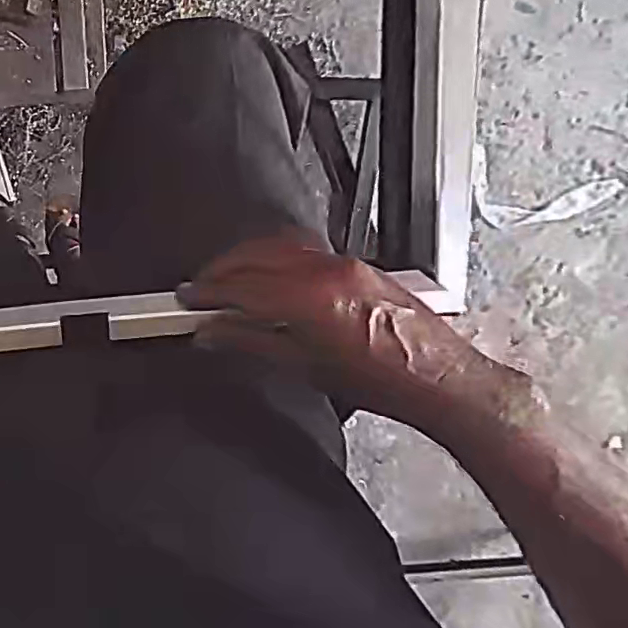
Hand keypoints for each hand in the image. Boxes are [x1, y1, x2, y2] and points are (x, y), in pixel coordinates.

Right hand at [178, 234, 528, 441]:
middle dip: (220, 269)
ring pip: (277, 246)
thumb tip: (216, 333)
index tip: (188, 298)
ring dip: (245, 257)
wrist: (439, 380)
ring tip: (227, 279)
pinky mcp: (354, 264)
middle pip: (254, 255)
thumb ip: (250, 343)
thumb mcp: (304, 367)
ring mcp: (342, 263)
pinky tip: (265, 273)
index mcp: (310, 299)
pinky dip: (273, 256)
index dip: (208, 292)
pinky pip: (301, 248)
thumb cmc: (385, 382)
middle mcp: (326, 271)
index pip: (241, 287)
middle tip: (200, 289)